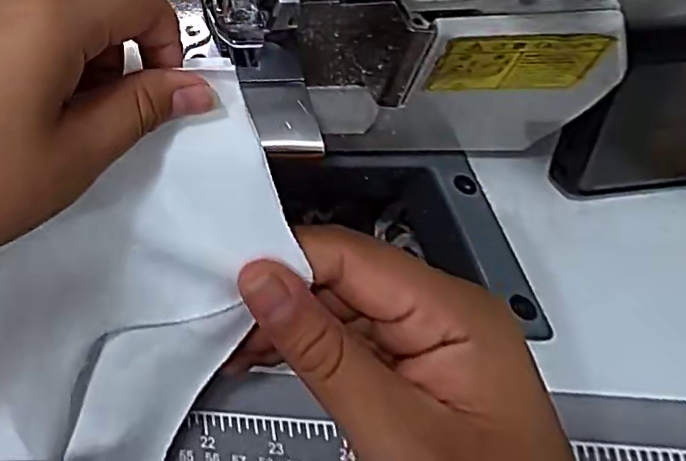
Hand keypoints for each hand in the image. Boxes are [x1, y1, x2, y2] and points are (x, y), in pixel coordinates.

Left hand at [0, 0, 216, 299]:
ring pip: (43, 10)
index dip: (165, 43)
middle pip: (88, 1)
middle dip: (111, 55)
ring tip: (33, 125)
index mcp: (48, 6)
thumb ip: (140, 109)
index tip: (154, 98)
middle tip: (86, 126)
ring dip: (65, 55)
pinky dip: (21, 51)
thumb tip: (196, 86)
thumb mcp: (68, 156)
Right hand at [233, 226, 570, 460]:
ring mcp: (423, 339)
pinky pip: (341, 334)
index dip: (286, 259)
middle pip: (337, 274)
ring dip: (284, 322)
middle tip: (229, 314)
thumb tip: (262, 278)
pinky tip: (267, 352)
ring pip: (332, 302)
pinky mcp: (405, 365)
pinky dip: (301, 345)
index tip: (235, 275)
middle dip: (280, 295)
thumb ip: (322, 351)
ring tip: (240, 341)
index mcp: (455, 313)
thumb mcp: (396, 433)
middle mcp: (441, 313)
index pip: (348, 253)